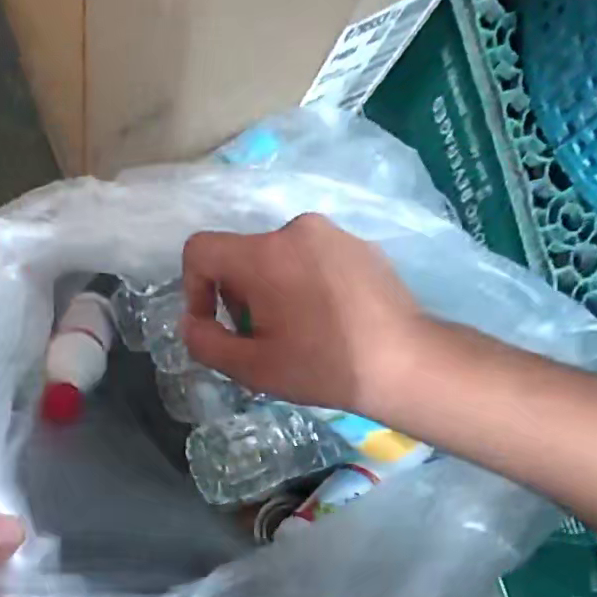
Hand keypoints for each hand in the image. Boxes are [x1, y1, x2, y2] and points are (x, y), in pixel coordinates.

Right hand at [180, 213, 458, 421]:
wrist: (405, 362)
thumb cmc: (321, 366)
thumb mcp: (250, 367)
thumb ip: (205, 342)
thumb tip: (192, 322)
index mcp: (264, 254)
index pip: (200, 250)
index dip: (193, 289)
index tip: (214, 324)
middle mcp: (296, 229)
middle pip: (239, 256)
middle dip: (236, 296)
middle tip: (259, 338)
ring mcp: (331, 233)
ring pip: (274, 258)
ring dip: (268, 292)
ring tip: (294, 332)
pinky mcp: (358, 244)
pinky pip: (309, 258)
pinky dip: (300, 284)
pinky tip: (324, 321)